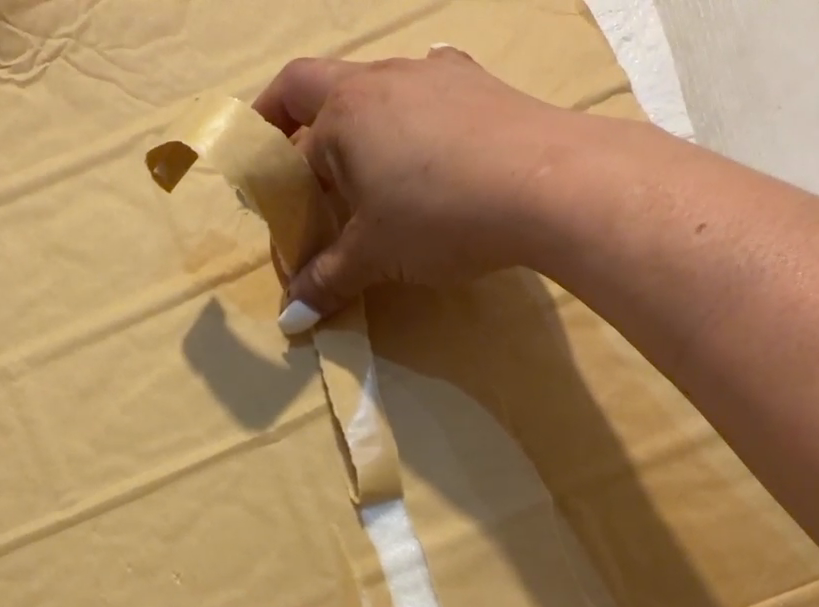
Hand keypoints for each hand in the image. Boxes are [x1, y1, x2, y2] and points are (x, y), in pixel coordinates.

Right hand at [253, 48, 579, 327]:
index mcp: (343, 111)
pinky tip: (429, 159)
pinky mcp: (480, 85)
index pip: (287, 118)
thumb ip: (326, 281)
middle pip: (321, 88)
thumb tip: (289, 320)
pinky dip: (413, 125)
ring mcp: (436, 74)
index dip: (270, 151)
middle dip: (302, 128)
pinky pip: (428, 97)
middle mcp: (383, 77)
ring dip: (362, 129)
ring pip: (378, 91)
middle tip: (306, 178)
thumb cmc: (439, 215)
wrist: (549, 184)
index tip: (269, 184)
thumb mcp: (373, 256)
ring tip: (371, 178)